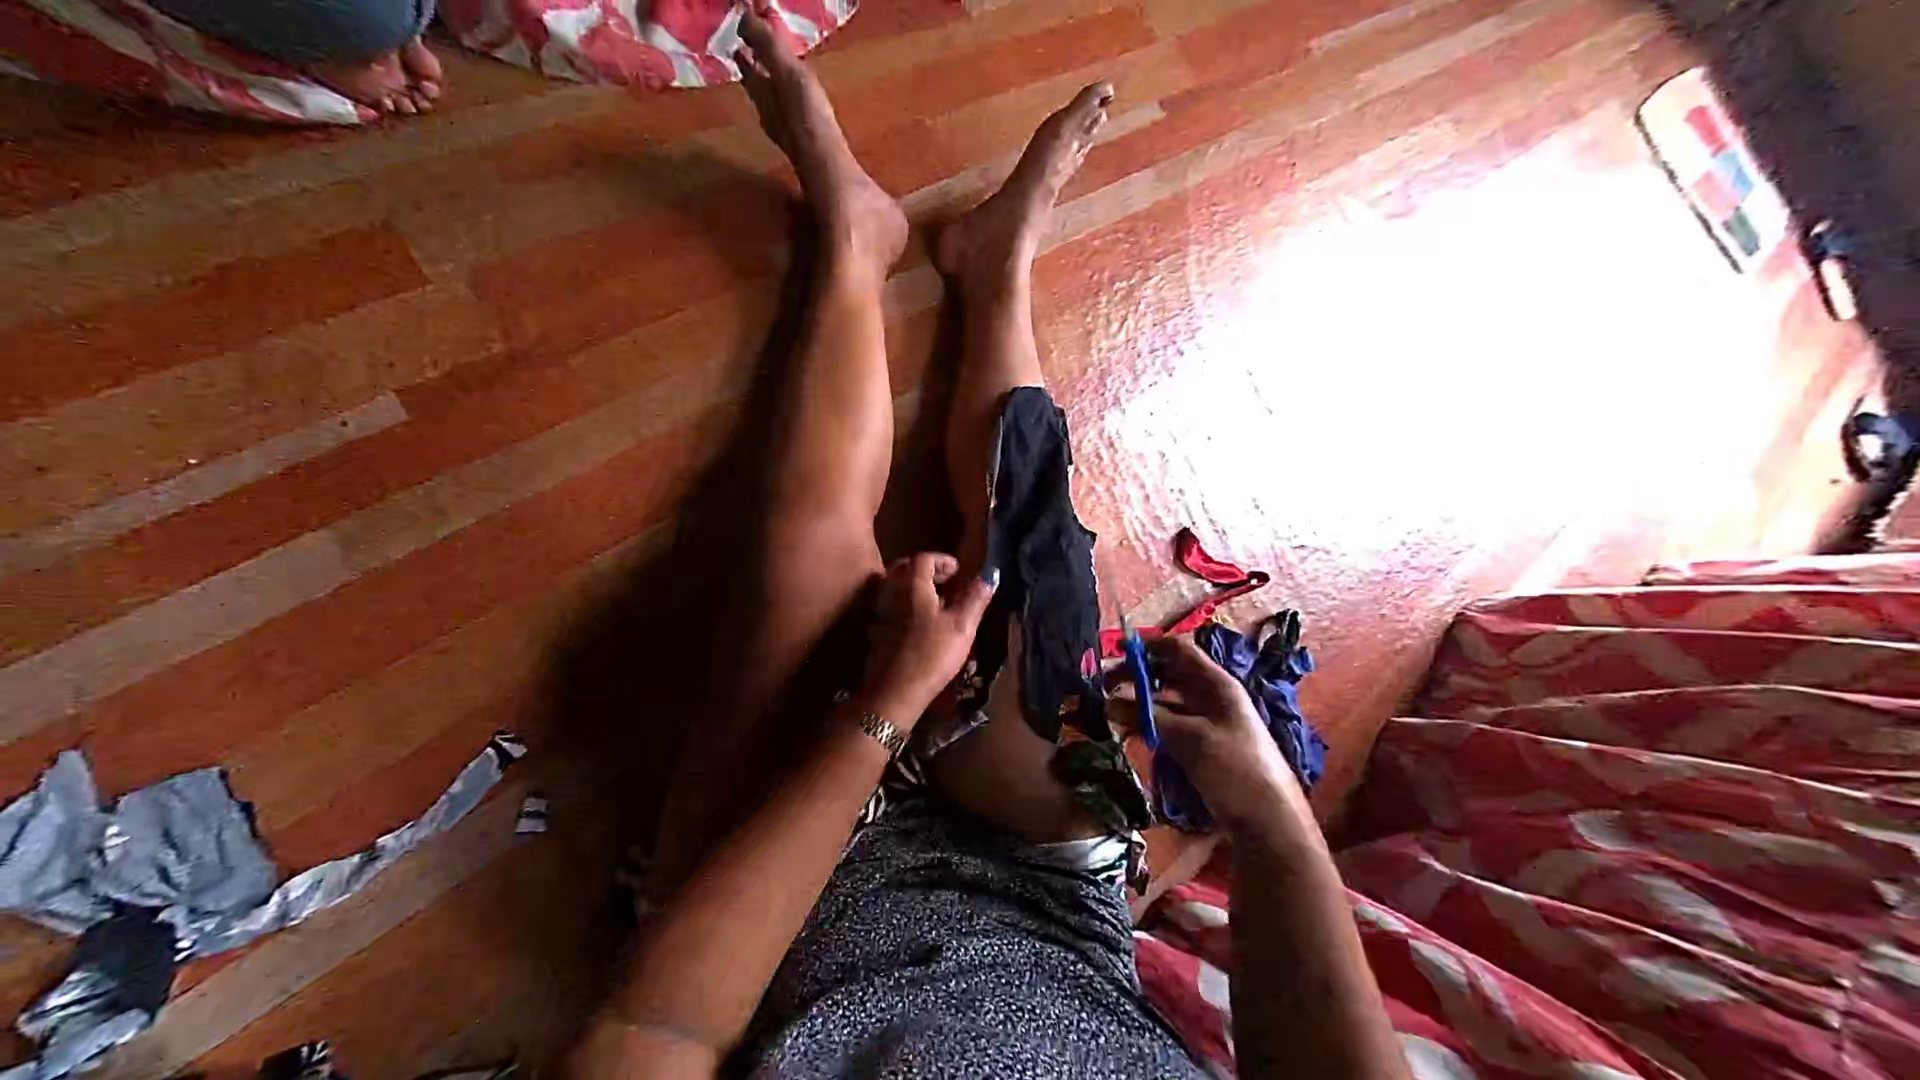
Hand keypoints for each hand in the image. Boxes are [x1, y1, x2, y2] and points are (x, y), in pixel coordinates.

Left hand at [864, 554, 996, 722]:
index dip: (942, 560)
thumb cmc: (931, 655)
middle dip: (926, 569)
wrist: (894, 691)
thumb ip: (975, 598)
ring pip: (895, 586)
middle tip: (946, 580)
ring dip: (915, 585)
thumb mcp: (962, 627)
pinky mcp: (876, 630)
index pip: (923, 559)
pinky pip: (891, 604)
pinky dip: (906, 602)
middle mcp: (892, 592)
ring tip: (937, 600)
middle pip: (905, 568)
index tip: (958, 570)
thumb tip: (989, 575)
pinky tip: (921, 621)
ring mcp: (881, 611)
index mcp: (912, 585)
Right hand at [1126, 634, 1313, 833]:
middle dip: (1137, 676)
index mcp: (1217, 685)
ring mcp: (1207, 723)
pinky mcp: (1201, 747)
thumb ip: (1148, 717)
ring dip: (1140, 703)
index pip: (1178, 651)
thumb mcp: (1190, 739)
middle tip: (1105, 686)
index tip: (1116, 650)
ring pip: (1166, 702)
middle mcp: (1211, 697)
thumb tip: (1108, 702)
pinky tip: (1132, 734)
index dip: (1147, 646)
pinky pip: (1169, 726)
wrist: (1270, 824)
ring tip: (1112, 714)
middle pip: (1169, 674)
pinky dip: (1149, 725)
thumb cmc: (1236, 771)